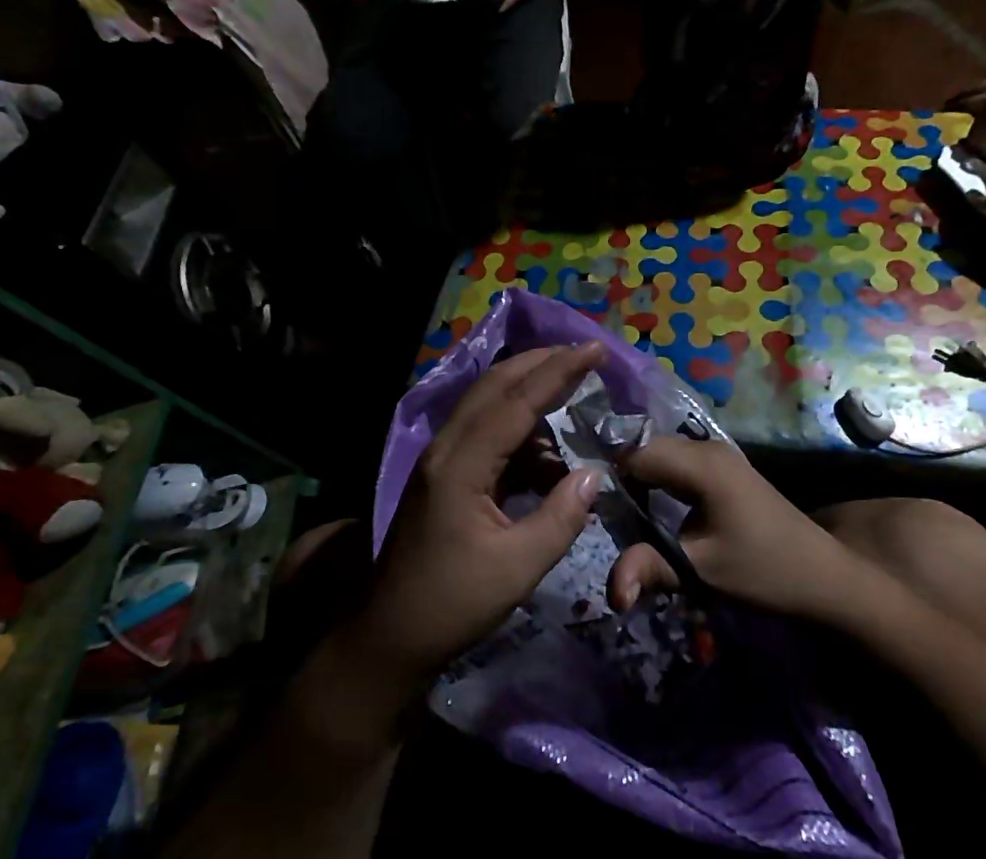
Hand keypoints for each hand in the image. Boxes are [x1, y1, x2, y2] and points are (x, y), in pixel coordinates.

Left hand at [359, 344, 605, 677]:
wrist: (390, 634)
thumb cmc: (453, 603)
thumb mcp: (517, 567)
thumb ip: (561, 517)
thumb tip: (593, 475)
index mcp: (460, 465)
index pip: (516, 402)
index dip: (558, 372)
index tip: (595, 349)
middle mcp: (446, 450)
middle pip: (494, 386)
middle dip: (540, 363)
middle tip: (584, 352)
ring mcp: (441, 461)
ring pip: (487, 405)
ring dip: (528, 390)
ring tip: (573, 390)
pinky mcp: (444, 475)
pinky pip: (485, 433)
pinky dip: (519, 426)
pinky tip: (547, 444)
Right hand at [607, 435, 855, 622]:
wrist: (824, 577)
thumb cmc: (763, 569)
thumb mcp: (701, 569)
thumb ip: (649, 569)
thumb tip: (609, 592)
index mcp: (702, 464)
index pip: (637, 454)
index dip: (610, 478)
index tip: (592, 509)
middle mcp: (709, 448)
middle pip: (648, 450)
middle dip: (624, 479)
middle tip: (605, 516)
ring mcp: (721, 456)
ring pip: (664, 456)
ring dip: (643, 481)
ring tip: (625, 516)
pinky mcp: (727, 470)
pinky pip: (680, 465)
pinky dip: (662, 483)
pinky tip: (656, 512)